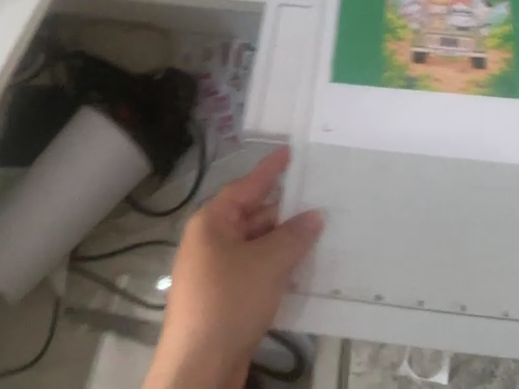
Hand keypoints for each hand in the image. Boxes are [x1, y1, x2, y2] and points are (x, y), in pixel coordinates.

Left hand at [144, 147, 324, 388]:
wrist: (198, 370)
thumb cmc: (229, 302)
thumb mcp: (268, 263)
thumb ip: (294, 236)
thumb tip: (314, 215)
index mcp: (211, 223)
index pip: (245, 186)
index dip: (269, 170)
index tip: (290, 153)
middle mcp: (209, 243)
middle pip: (251, 217)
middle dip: (284, 213)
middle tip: (320, 201)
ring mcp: (214, 274)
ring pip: (255, 248)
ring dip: (283, 244)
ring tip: (319, 236)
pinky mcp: (223, 302)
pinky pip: (254, 273)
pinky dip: (276, 270)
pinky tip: (302, 273)